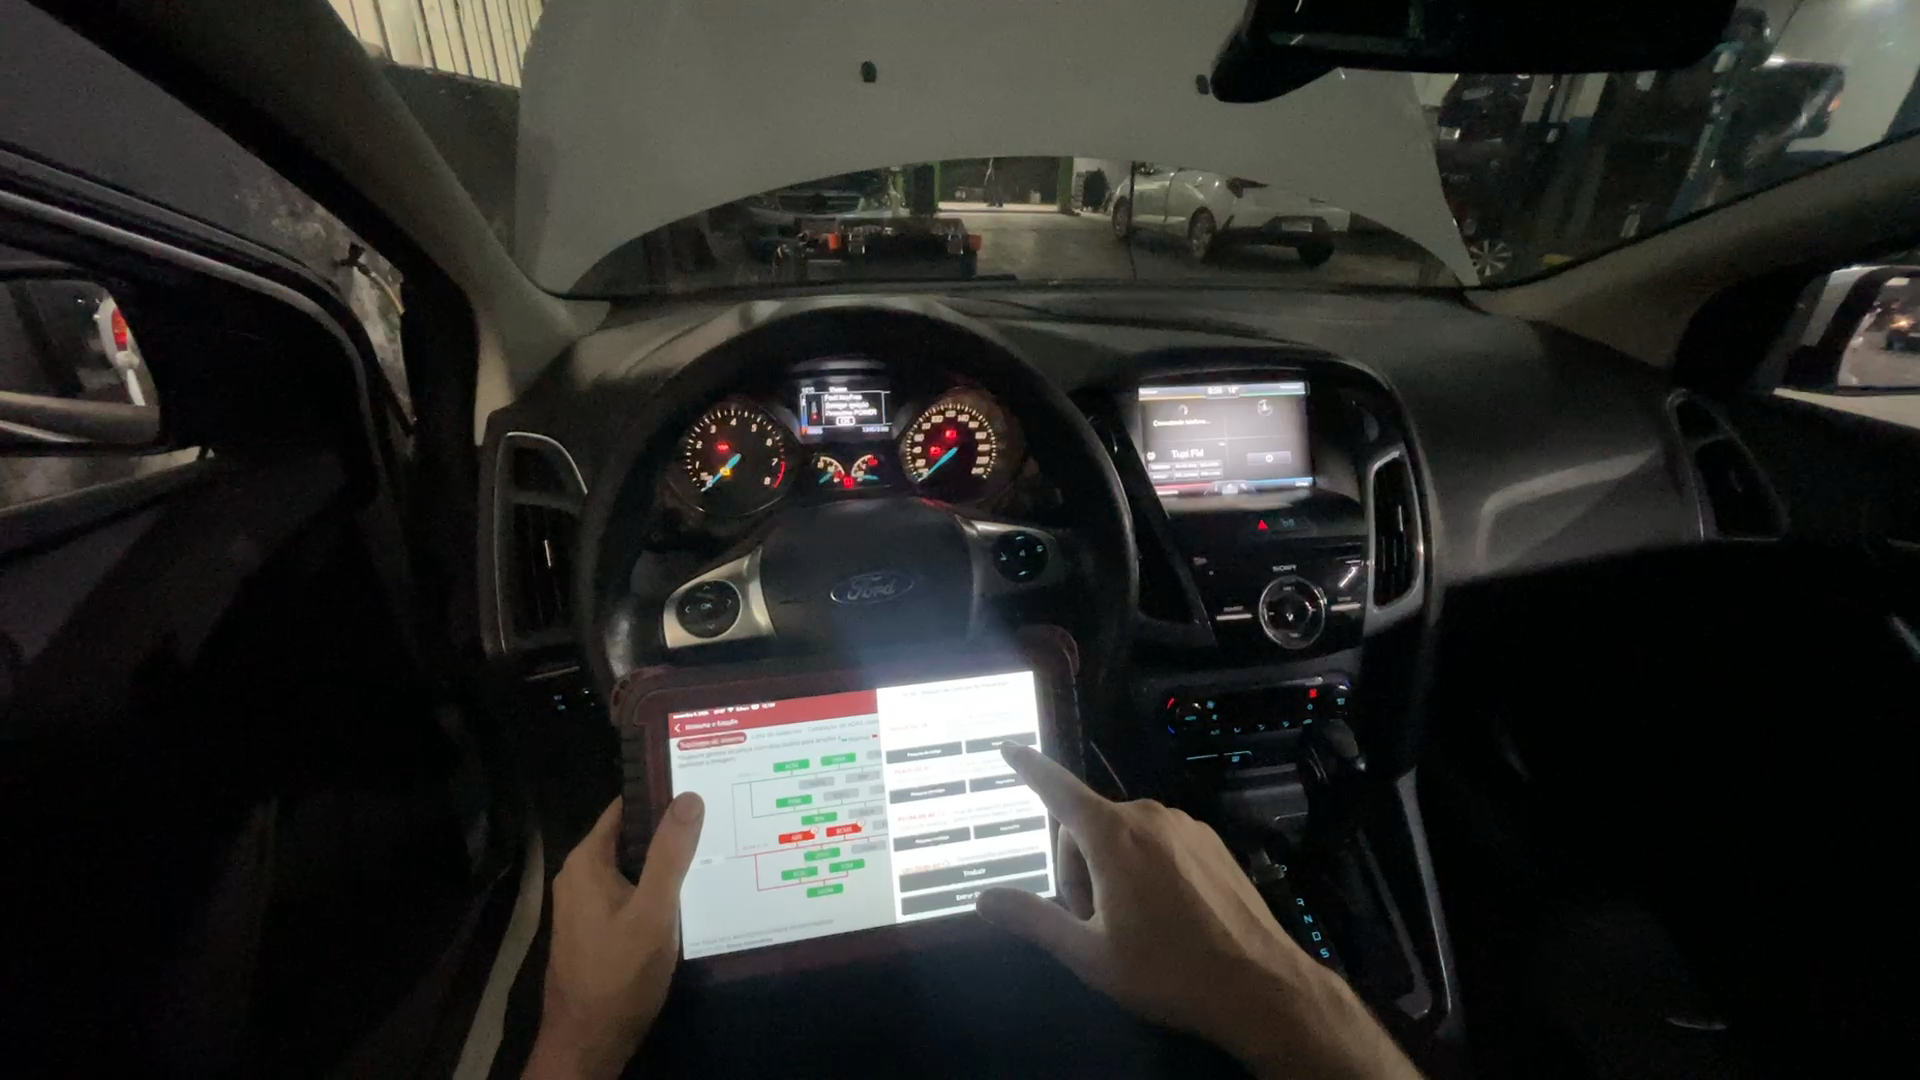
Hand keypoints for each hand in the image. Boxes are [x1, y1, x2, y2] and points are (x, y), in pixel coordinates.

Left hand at [523, 793, 704, 1079]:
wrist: (588, 1046)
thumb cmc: (618, 975)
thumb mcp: (652, 911)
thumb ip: (670, 854)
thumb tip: (689, 796)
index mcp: (588, 862)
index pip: (627, 806)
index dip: (664, 791)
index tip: (705, 780)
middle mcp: (584, 875)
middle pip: (635, 833)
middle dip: (674, 824)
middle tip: (723, 810)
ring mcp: (591, 902)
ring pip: (638, 862)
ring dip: (672, 855)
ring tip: (720, 840)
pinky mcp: (603, 925)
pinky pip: (637, 887)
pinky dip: (664, 881)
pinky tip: (698, 884)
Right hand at [976, 744, 1418, 1079]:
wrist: (1262, 985)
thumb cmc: (1166, 971)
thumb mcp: (1089, 954)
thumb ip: (1032, 918)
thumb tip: (983, 899)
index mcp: (1110, 835)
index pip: (1057, 788)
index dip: (1029, 767)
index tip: (1008, 747)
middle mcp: (1145, 814)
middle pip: (1087, 824)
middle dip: (1078, 865)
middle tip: (1096, 921)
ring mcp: (1182, 823)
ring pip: (1124, 832)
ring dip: (1113, 865)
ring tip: (1137, 921)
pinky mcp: (1208, 838)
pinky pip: (1159, 838)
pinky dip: (1147, 863)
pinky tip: (1169, 910)